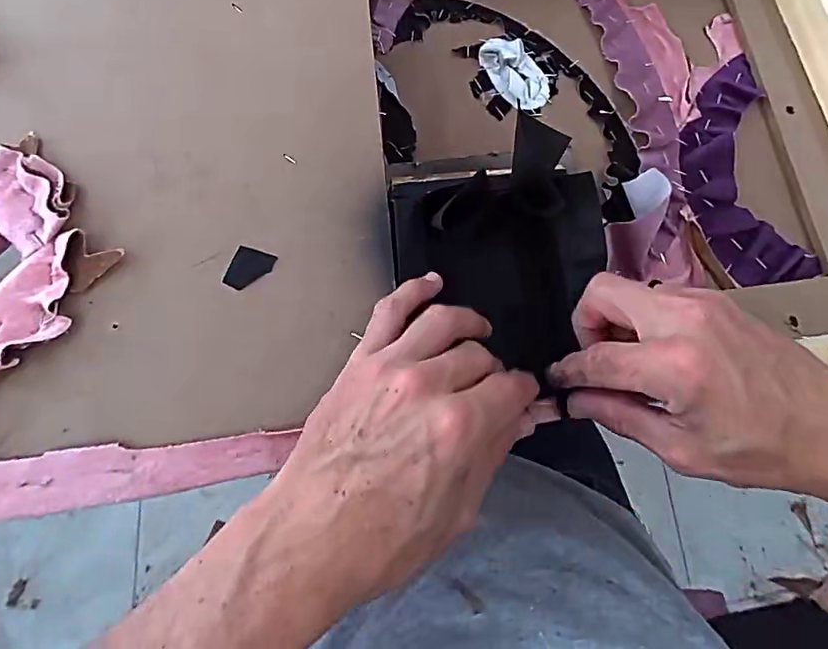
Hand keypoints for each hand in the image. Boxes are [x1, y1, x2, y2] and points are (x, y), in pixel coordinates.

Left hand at [259, 273, 540, 609]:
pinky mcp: (360, 363)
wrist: (305, 544)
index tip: (520, 399)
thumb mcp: (456, 514)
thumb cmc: (381, 543)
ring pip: (445, 321)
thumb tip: (518, 419)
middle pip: (481, 355)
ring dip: (470, 323)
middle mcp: (429, 386)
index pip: (512, 386)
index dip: (523, 393)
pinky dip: (414, 290)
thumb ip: (492, 455)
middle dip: (494, 371)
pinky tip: (433, 284)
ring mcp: (391, 367)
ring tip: (477, 332)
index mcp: (459, 426)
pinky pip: (390, 311)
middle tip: (488, 389)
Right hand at [547, 273, 827, 498]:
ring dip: (617, 319)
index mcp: (675, 364)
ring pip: (631, 288)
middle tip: (600, 364)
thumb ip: (622, 417)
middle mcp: (683, 317)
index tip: (559, 380)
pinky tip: (663, 354)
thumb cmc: (759, 449)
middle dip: (585, 323)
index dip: (569, 370)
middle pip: (602, 289)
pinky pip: (660, 295)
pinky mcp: (714, 297)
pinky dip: (645, 317)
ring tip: (635, 365)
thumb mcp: (683, 450)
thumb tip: (578, 399)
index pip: (597, 356)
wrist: (826, 422)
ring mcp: (701, 299)